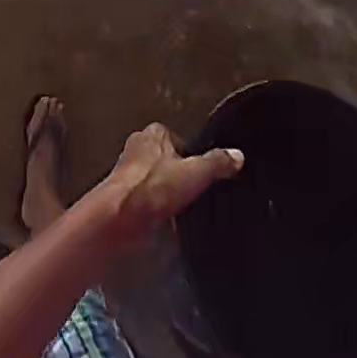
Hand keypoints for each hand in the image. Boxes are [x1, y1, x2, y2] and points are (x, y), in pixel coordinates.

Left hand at [91, 122, 241, 237]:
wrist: (117, 222)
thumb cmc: (155, 188)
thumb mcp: (195, 172)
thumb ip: (218, 162)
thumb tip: (239, 155)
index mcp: (154, 134)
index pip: (179, 139)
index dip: (192, 155)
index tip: (203, 172)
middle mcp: (137, 148)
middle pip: (165, 160)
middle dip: (177, 174)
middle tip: (194, 191)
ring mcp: (125, 174)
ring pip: (154, 182)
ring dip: (165, 195)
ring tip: (181, 210)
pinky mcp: (120, 200)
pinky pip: (145, 203)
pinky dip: (155, 212)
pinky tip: (165, 224)